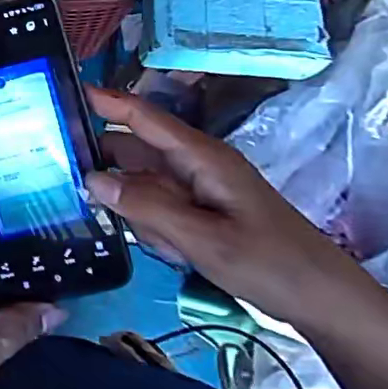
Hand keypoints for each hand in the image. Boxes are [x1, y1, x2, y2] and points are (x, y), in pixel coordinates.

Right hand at [83, 86, 380, 327]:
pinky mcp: (200, 212)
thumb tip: (92, 179)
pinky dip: (154, 227)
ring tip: (155, 239)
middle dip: (107, 165)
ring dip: (136, 209)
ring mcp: (198, 189)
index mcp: (201, 157)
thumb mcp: (202, 239)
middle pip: (136, 150)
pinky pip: (159, 209)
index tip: (67, 90)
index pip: (144, 117)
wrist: (320, 299)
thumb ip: (145, 207)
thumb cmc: (268, 262)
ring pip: (144, 184)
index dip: (106, 101)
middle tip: (67, 182)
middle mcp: (195, 164)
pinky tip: (173, 253)